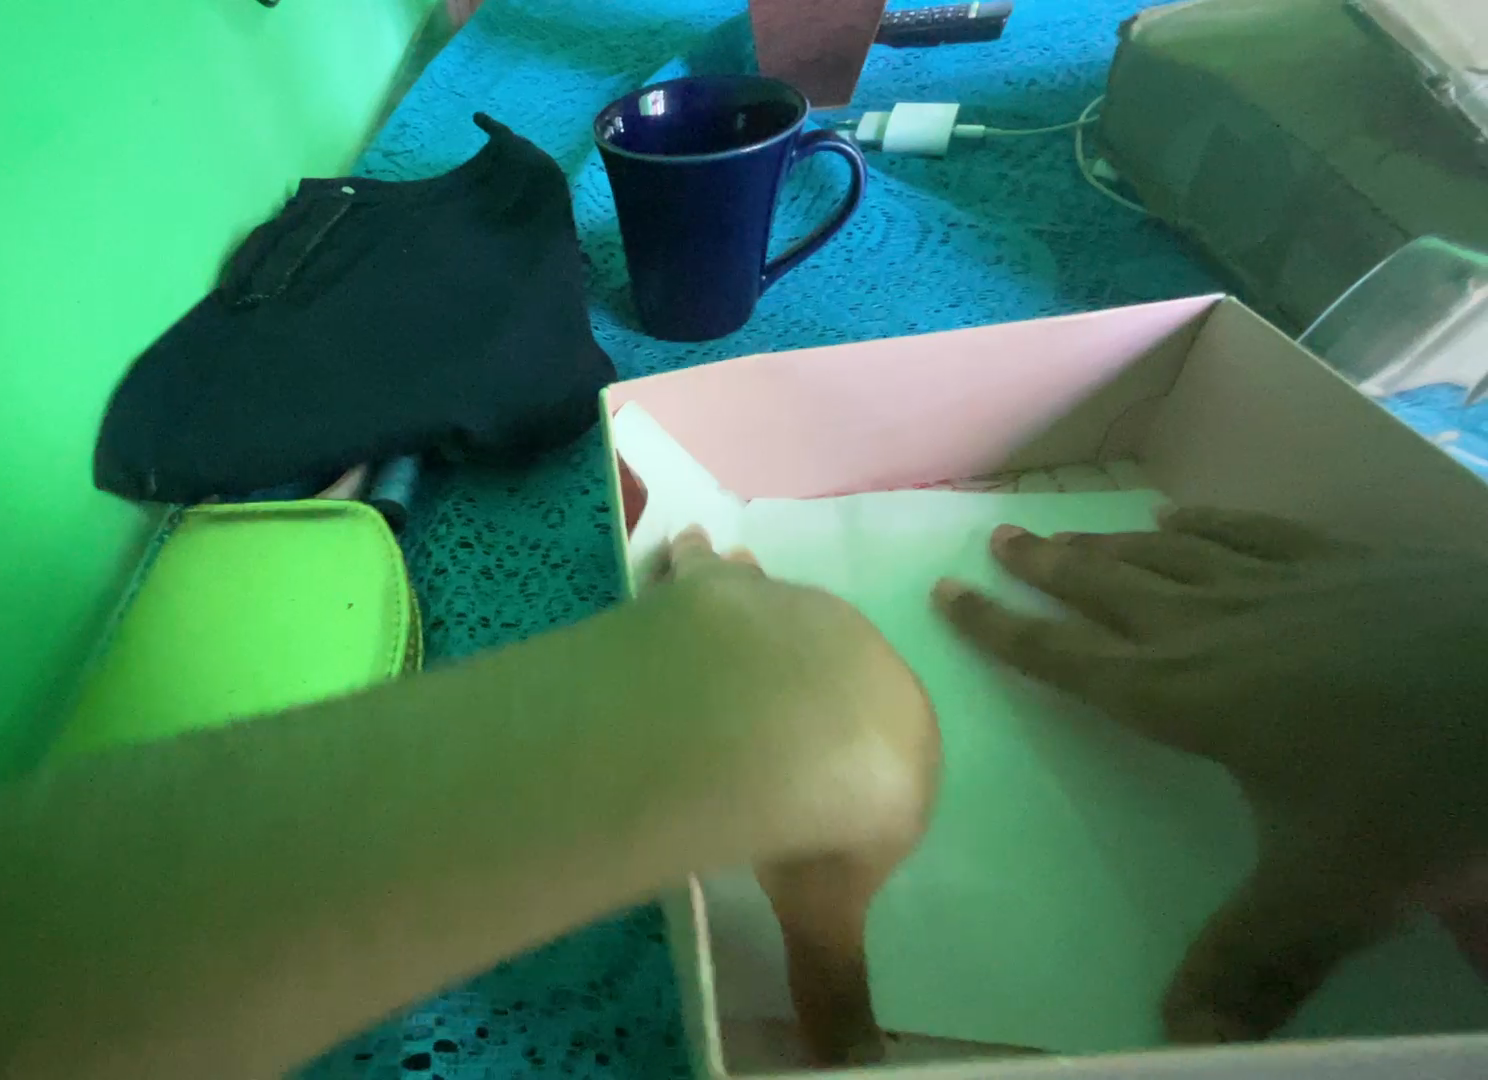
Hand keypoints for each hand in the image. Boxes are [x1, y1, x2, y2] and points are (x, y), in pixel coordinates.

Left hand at [655, 529, 939, 1065]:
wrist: (792, 727)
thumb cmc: (825, 819)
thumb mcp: (826, 911)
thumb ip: (831, 981)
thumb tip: (835, 1063)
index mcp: (891, 734)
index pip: (870, 739)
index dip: (839, 754)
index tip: (805, 771)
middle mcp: (849, 658)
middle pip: (822, 662)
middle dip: (797, 678)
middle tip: (754, 701)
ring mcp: (789, 611)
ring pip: (771, 604)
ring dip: (755, 603)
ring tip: (727, 604)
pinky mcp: (732, 588)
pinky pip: (711, 567)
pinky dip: (695, 561)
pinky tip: (685, 546)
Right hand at [933, 507, 1487, 1043]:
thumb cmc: (1429, 783)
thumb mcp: (1340, 884)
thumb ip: (1256, 954)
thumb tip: (1182, 1039)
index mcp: (1176, 694)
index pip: (1059, 655)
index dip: (996, 626)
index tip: (946, 591)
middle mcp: (1200, 631)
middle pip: (1099, 588)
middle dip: (1043, 566)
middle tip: (998, 539)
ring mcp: (1267, 588)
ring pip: (1156, 556)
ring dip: (1102, 544)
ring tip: (1060, 533)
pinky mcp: (1333, 564)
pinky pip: (1244, 534)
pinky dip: (1201, 522)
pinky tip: (1174, 514)